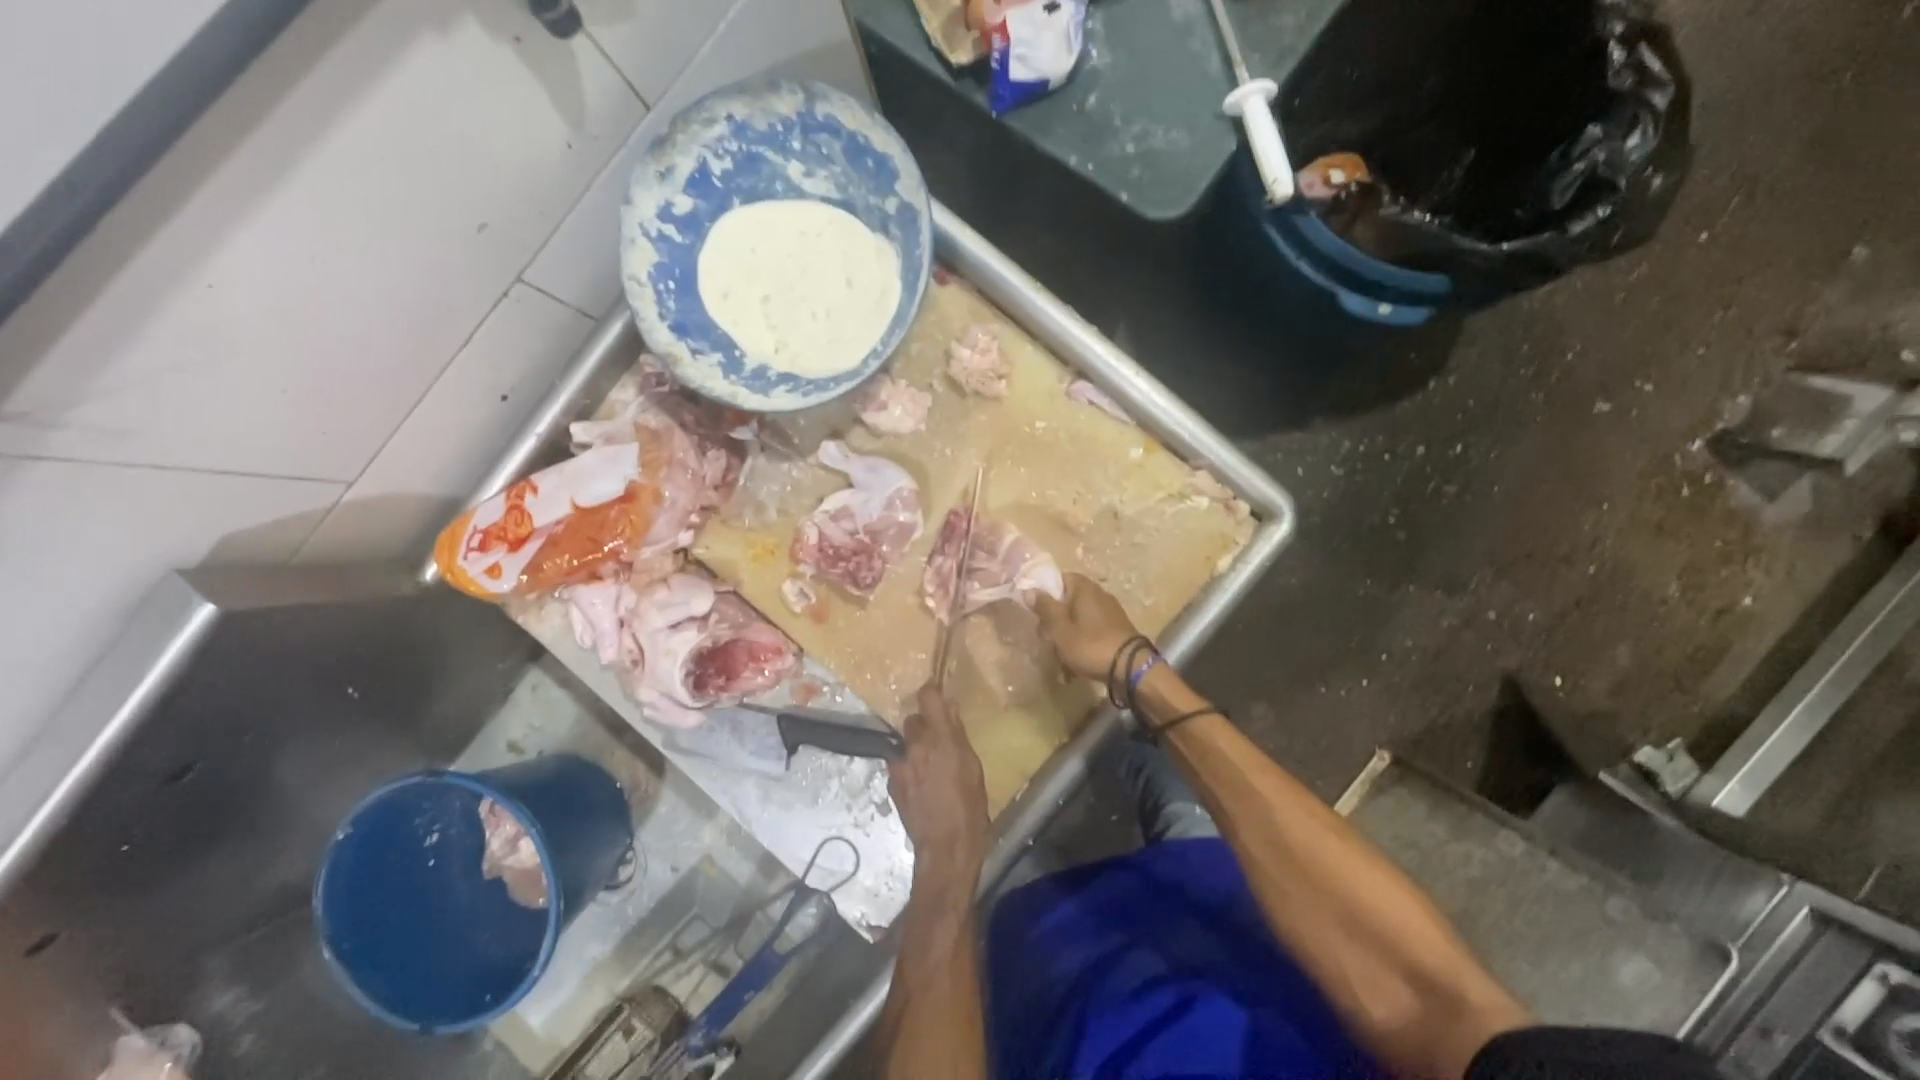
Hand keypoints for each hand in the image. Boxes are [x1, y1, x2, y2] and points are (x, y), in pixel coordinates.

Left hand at [889, 684, 988, 872]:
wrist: (945, 846)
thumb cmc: (969, 806)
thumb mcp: (974, 768)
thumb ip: (958, 736)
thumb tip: (950, 709)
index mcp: (940, 739)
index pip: (927, 697)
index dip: (930, 690)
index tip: (934, 690)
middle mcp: (915, 746)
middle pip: (911, 721)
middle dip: (922, 725)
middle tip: (937, 739)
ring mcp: (899, 765)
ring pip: (903, 744)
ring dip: (914, 748)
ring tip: (929, 767)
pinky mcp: (892, 784)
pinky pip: (899, 765)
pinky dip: (908, 768)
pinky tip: (921, 785)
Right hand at [1035, 573, 1140, 682]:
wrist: (1130, 667)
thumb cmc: (1090, 644)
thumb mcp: (1060, 628)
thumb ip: (1045, 608)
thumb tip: (1029, 589)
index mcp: (1084, 588)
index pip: (1060, 579)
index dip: (1045, 593)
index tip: (1036, 612)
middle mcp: (1099, 594)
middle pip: (1068, 601)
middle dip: (1055, 621)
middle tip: (1047, 639)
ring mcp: (1110, 612)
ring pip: (1079, 619)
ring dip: (1067, 636)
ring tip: (1061, 658)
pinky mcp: (1116, 629)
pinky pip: (1091, 631)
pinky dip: (1082, 643)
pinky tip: (1076, 663)